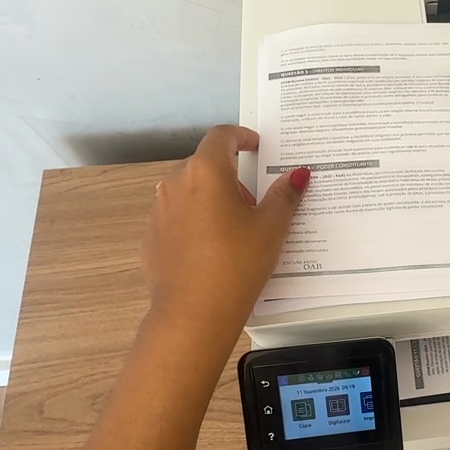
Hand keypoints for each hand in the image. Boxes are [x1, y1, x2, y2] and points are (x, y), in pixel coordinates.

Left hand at [142, 126, 307, 327]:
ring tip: (235, 230)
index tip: (256, 145)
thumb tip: (298, 174)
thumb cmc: (238, 262)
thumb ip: (284, 195)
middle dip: (230, 175)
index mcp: (206, 172)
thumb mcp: (272, 227)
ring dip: (211, 198)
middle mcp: (175, 183)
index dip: (241, 136)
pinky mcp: (151, 238)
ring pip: (188, 192)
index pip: (221, 136)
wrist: (194, 313)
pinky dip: (195, 222)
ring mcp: (158, 211)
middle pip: (204, 164)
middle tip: (254, 202)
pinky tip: (212, 250)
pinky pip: (176, 218)